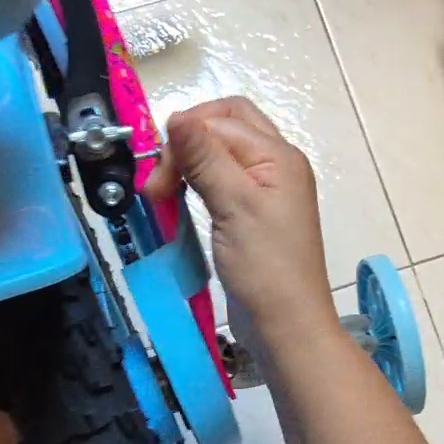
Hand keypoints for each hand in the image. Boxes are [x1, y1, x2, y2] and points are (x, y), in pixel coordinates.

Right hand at [147, 97, 338, 339]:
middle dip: (187, 144)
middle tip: (159, 182)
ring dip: (189, 165)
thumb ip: (204, 158)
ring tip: (163, 196)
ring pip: (221, 155)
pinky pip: (222, 183)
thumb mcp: (233, 205)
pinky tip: (181, 202)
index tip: (156, 183)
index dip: (183, 142)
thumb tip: (175, 116)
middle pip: (225, 128)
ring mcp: (266, 192)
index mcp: (279, 156)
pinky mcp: (252, 216)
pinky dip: (198, 185)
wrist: (286, 327)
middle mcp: (276, 166)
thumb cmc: (265, 268)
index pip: (222, 122)